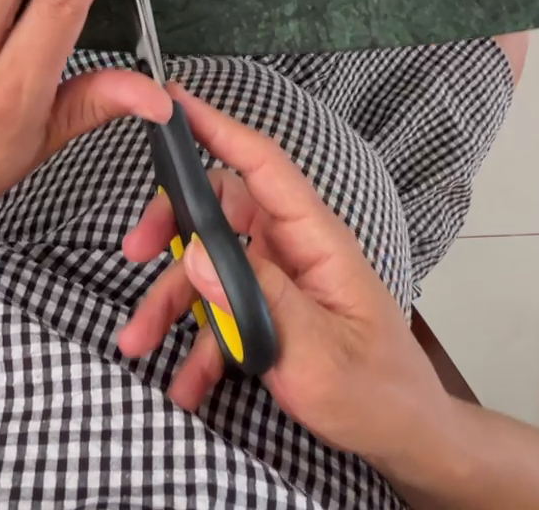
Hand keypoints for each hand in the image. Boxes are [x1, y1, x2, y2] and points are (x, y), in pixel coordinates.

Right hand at [117, 85, 451, 462]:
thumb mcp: (319, 355)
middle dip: (172, 225)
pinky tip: (183, 384)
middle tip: (134, 251)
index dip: (220, 128)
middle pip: (221, 210)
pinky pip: (218, 310)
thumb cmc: (377, 392)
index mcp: (316, 239)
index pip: (265, 166)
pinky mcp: (265, 308)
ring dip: (170, 300)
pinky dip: (195, 344)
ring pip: (208, 265)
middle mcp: (292, 247)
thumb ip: (259, 300)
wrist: (404, 437)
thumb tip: (195, 250)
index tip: (175, 101)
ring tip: (137, 342)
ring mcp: (277, 277)